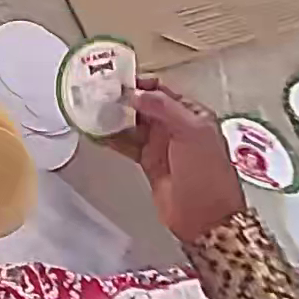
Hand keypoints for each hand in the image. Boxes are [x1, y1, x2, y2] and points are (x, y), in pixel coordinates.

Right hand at [106, 78, 245, 243]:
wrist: (204, 217)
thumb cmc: (206, 172)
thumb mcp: (191, 132)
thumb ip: (163, 108)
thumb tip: (134, 93)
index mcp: (191, 114)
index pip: (162, 91)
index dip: (141, 84)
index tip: (118, 81)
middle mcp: (175, 126)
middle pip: (145, 105)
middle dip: (124, 99)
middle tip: (99, 93)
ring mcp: (161, 144)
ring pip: (133, 124)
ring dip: (115, 117)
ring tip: (92, 110)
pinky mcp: (148, 162)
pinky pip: (126, 144)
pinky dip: (112, 138)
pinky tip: (96, 132)